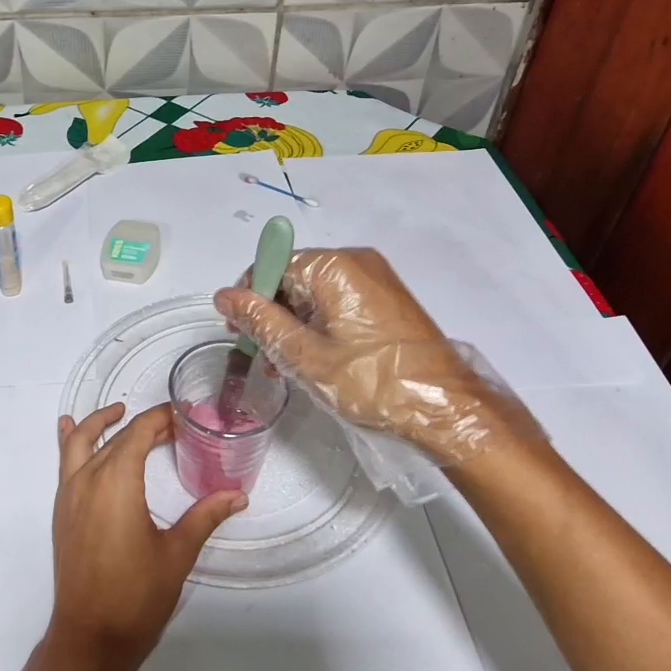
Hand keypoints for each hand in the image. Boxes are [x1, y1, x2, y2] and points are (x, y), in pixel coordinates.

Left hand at [48, 403, 245, 670]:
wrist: (90, 638)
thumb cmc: (137, 595)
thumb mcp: (177, 553)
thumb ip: (205, 516)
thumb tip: (237, 495)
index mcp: (116, 481)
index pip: (140, 433)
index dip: (162, 418)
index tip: (186, 415)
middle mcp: (88, 479)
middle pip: (115, 437)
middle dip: (144, 425)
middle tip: (175, 425)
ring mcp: (69, 496)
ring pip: (79, 444)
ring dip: (100, 424)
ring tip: (119, 412)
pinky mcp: (62, 513)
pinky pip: (63, 464)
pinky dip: (70, 443)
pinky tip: (71, 432)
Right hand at [214, 248, 539, 466]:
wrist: (445, 409)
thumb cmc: (371, 381)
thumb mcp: (305, 355)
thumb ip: (261, 321)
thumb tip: (224, 294)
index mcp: (335, 266)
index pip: (273, 266)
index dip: (250, 300)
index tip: (240, 336)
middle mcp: (357, 262)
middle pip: (295, 278)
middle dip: (273, 316)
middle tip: (265, 358)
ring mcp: (376, 281)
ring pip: (316, 295)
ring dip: (295, 326)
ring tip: (288, 367)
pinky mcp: (388, 302)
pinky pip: (340, 304)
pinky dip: (321, 328)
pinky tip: (316, 361)